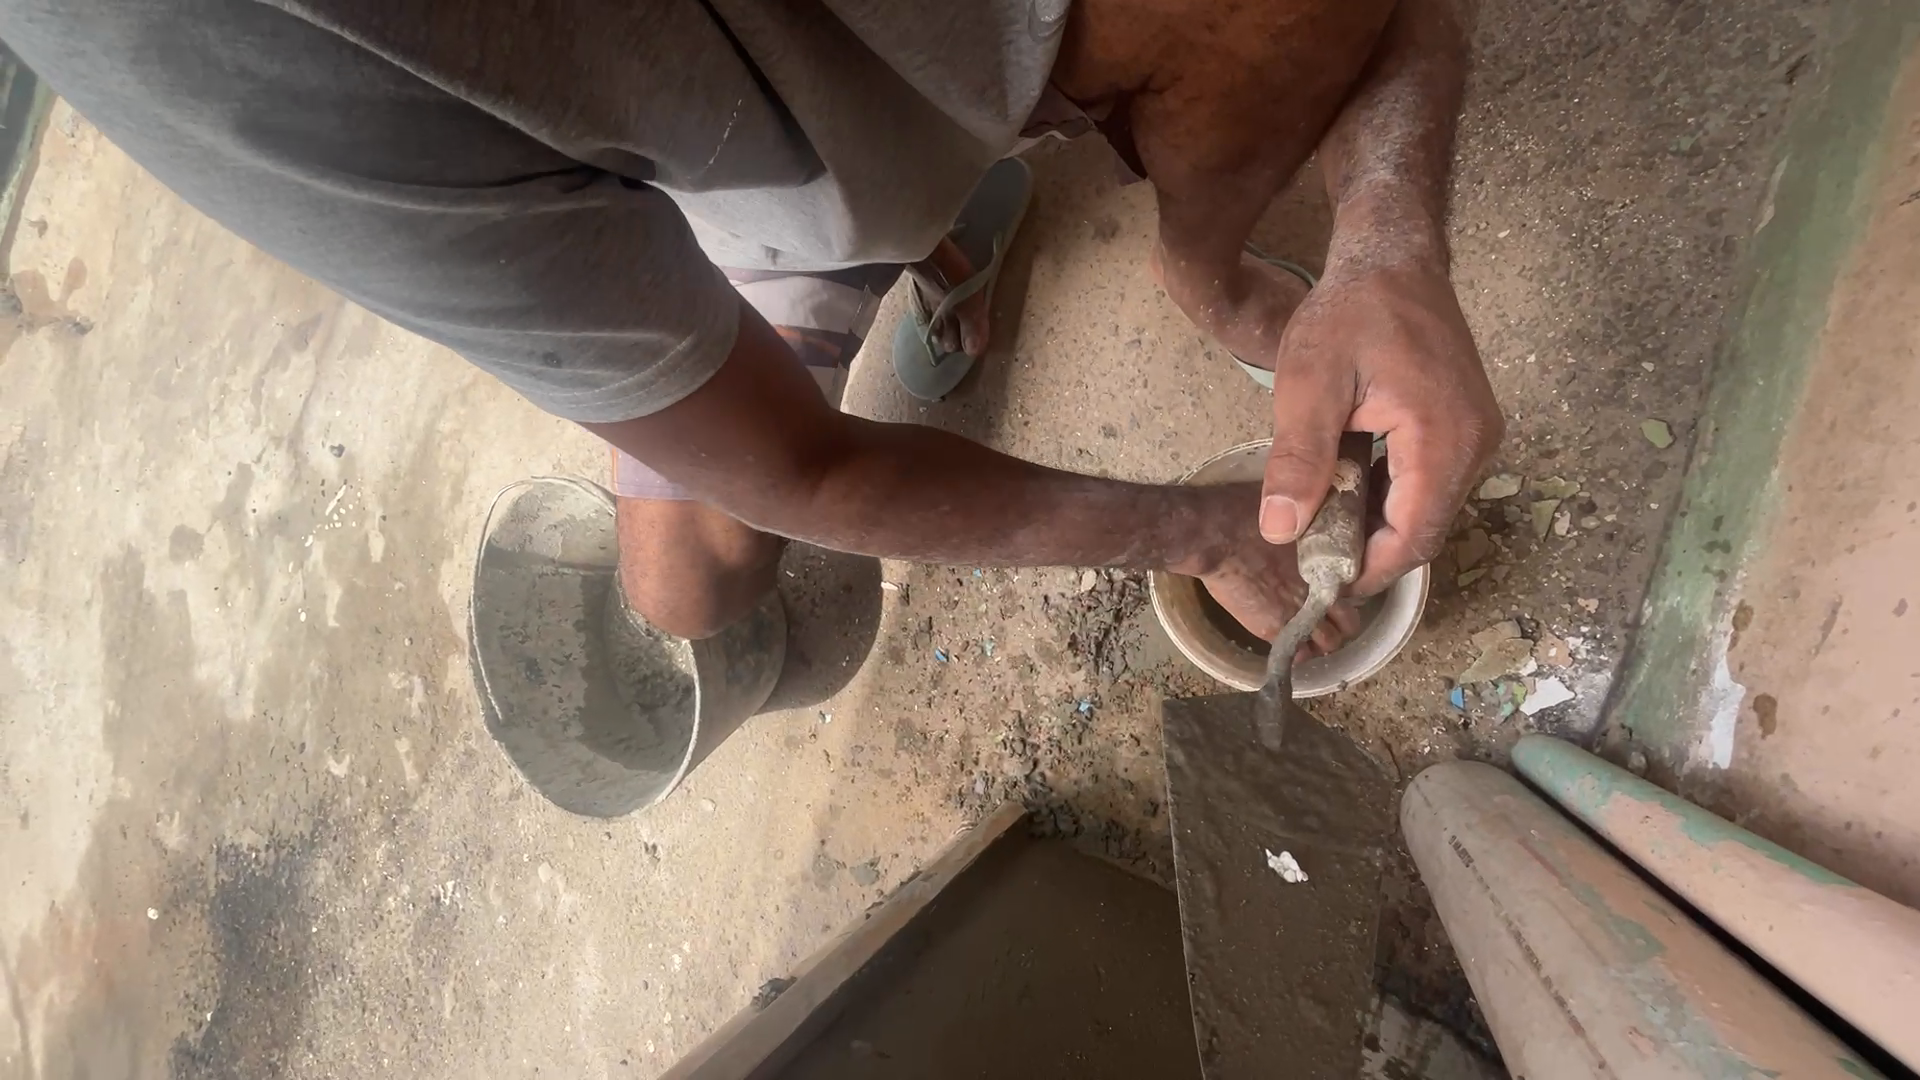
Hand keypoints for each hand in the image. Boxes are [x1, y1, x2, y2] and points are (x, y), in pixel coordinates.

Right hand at [1195, 487, 1361, 656]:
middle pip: (1349, 620)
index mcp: (1334, 560)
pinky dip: (1296, 652)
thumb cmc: (1242, 511)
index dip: (1341, 591)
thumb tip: (1301, 516)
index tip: (1327, 589)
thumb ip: (1303, 520)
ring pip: (1328, 643)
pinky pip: (1299, 656)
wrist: (1215, 536)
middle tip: (1315, 613)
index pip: (1355, 589)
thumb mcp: (1286, 509)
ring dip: (1316, 638)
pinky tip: (1282, 639)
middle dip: (1335, 619)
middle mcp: (1325, 589)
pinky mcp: (1276, 629)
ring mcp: (1302, 613)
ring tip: (1297, 630)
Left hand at [1256, 252, 1501, 594]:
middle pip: (1422, 529)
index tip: (1322, 586)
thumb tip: (1280, 531)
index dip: (1369, 571)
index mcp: (1443, 439)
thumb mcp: (1308, 386)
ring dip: (1374, 530)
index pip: (1413, 536)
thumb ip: (1299, 460)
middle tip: (1311, 563)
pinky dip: (1384, 502)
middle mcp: (1474, 445)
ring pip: (1423, 509)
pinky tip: (1343, 499)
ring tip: (1318, 536)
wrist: (1390, 262)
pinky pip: (1423, 484)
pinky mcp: (1458, 427)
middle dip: (1368, 556)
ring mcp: (1472, 436)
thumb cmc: (1348, 316)